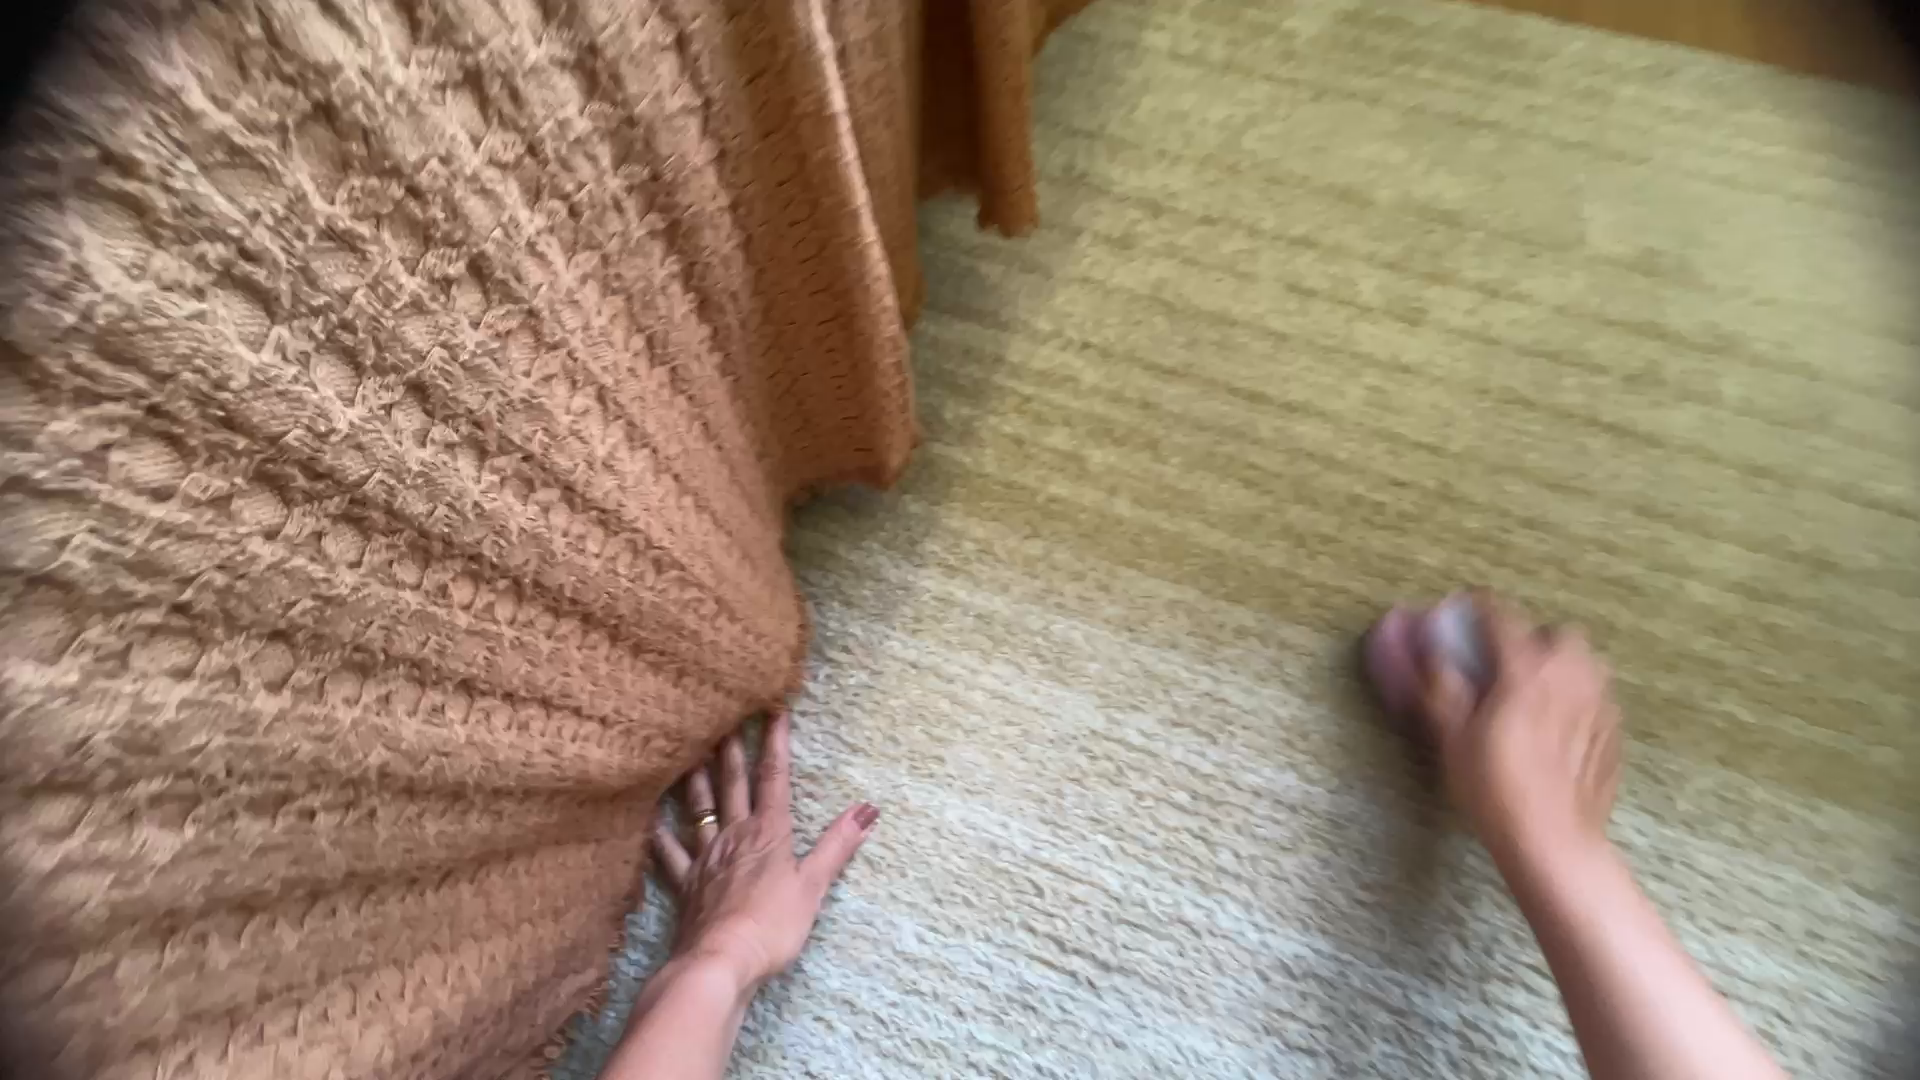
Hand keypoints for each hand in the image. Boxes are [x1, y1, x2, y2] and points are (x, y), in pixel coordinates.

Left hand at [651, 709, 879, 992]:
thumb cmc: (772, 925)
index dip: (775, 742)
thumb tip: (868, 809)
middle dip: (730, 747)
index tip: (774, 710)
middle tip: (722, 716)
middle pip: (732, 783)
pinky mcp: (687, 884)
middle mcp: (735, 834)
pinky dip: (662, 835)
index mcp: (769, 831)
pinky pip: (670, 853)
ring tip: (689, 750)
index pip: (774, 777)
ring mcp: (707, 857)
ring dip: (696, 777)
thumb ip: (838, 844)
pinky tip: (653, 820)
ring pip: (699, 808)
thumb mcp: (814, 885)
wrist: (719, 963)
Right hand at [1418, 593, 1622, 864]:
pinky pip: (1596, 696)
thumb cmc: (1492, 784)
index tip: (1458, 610)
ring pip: (1586, 663)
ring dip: (1558, 662)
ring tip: (1530, 686)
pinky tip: (1552, 722)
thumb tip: (1422, 643)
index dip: (1478, 607)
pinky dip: (1574, 694)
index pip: (1503, 617)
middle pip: (1559, 634)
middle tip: (1501, 657)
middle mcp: (1571, 680)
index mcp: (1527, 672)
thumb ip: (1438, 681)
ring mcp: (1600, 707)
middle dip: (1531, 636)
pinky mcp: (1613, 735)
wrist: (1552, 841)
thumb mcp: (1450, 732)